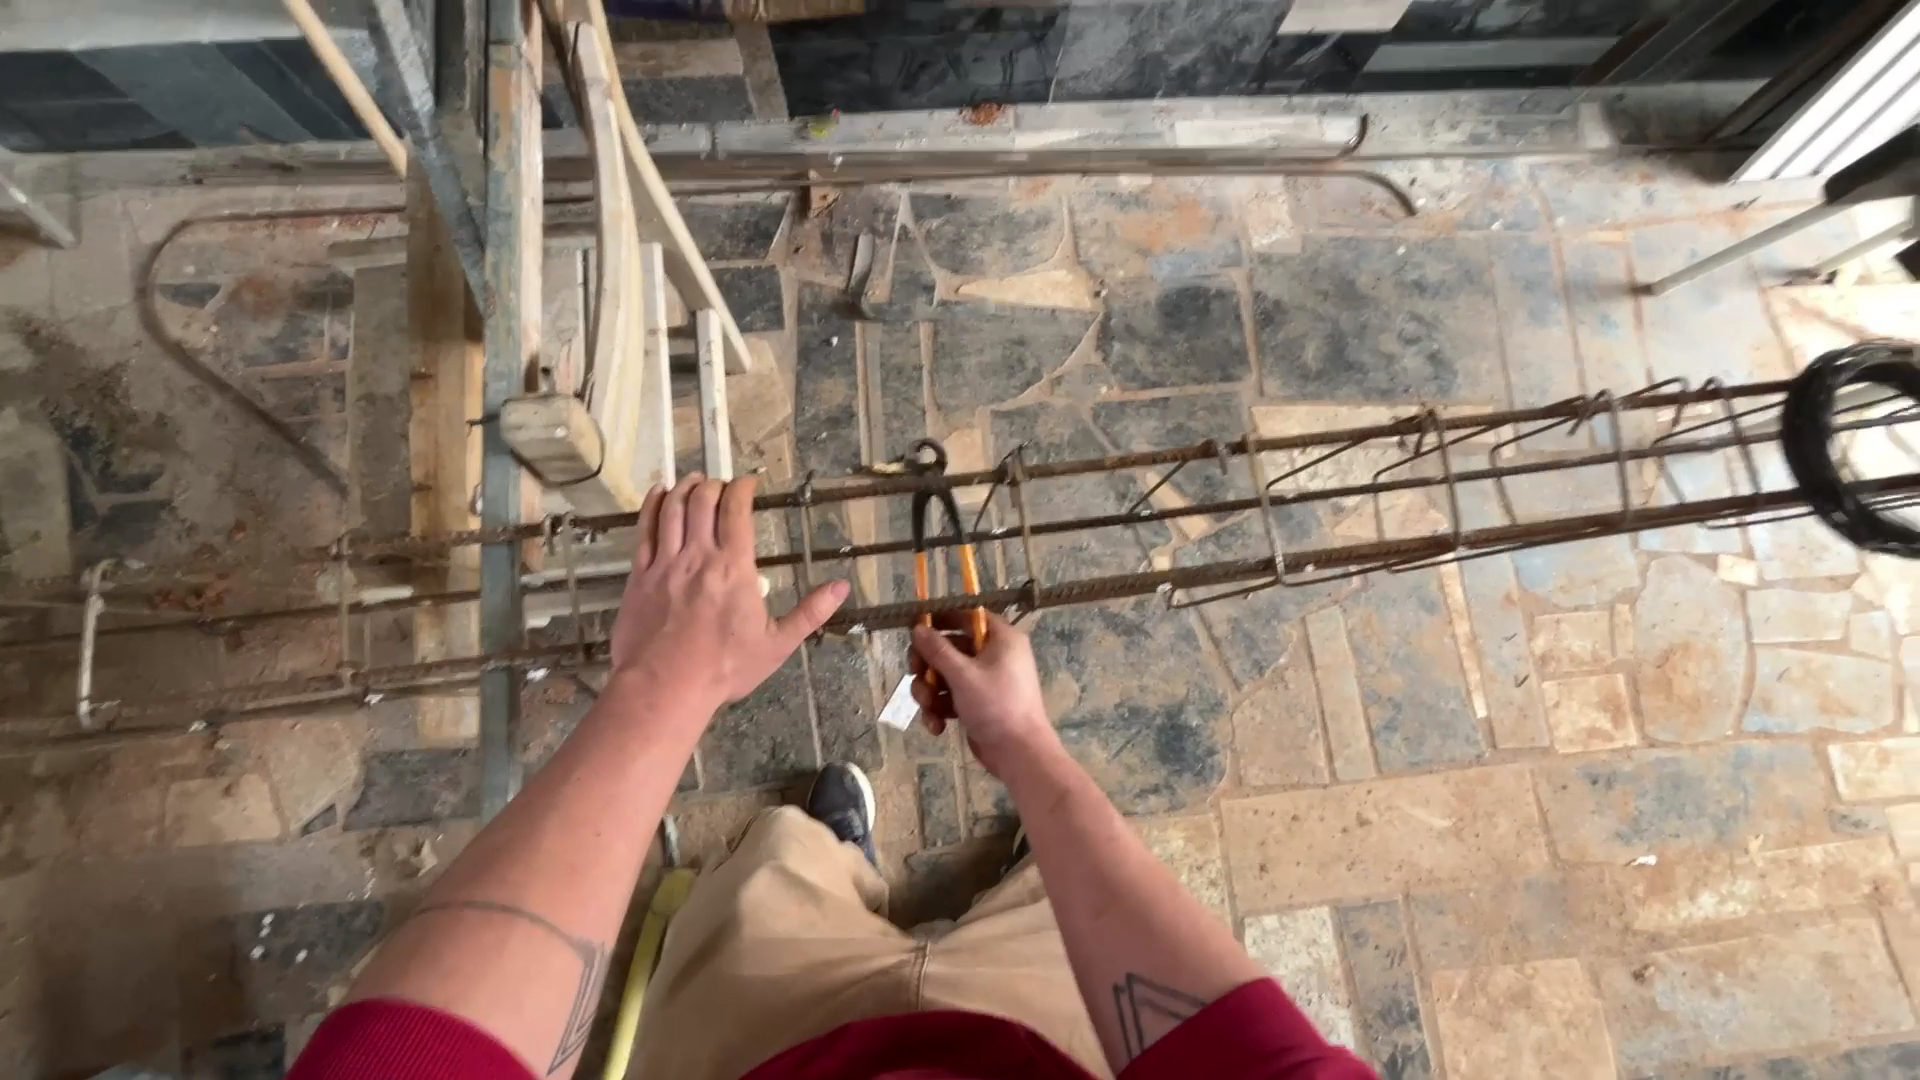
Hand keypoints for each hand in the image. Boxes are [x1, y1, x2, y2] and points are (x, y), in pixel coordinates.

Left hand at [610, 473, 847, 716]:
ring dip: (685, 488)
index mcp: (734, 568)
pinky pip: (644, 530)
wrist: (664, 687)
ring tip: (694, 480)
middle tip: (722, 486)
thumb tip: (841, 587)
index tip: (749, 483)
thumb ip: (810, 612)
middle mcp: (699, 556)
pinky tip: (658, 494)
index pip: (736, 511)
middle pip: (702, 502)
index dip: (742, 489)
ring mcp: (665, 564)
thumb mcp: (777, 644)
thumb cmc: (725, 669)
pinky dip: (652, 505)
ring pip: (672, 509)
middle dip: (714, 485)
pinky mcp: (639, 576)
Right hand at [911, 610, 1059, 775]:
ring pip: (946, 674)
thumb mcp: (963, 675)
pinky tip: (936, 725)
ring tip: (928, 707)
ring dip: (930, 690)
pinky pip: (951, 696)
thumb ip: (938, 650)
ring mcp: (985, 680)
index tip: (916, 627)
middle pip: (950, 647)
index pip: (967, 616)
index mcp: (1001, 638)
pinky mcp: (978, 703)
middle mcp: (994, 654)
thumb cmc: (996, 705)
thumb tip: (917, 628)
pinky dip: (940, 708)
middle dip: (929, 664)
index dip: (941, 619)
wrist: (1019, 753)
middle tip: (916, 673)